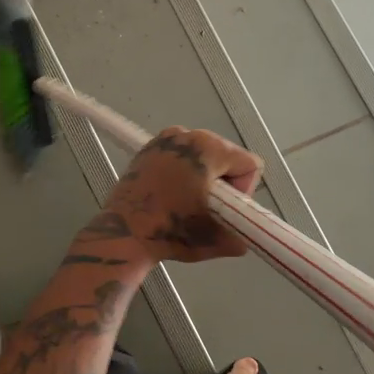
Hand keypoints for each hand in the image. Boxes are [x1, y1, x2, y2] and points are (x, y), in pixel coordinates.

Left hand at [85, 126, 257, 263]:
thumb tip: (243, 237)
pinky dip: (181, 171)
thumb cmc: (172, 230)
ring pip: (201, 155)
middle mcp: (186, 134)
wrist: (125, 230)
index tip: (227, 208)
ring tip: (188, 202)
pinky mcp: (147, 148)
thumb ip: (243, 235)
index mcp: (209, 148)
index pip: (248, 164)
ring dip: (202, 176)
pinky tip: (172, 193)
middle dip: (224, 182)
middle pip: (225, 156)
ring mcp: (163, 138)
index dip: (244, 190)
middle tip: (208, 207)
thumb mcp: (217, 239)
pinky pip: (178, 156)